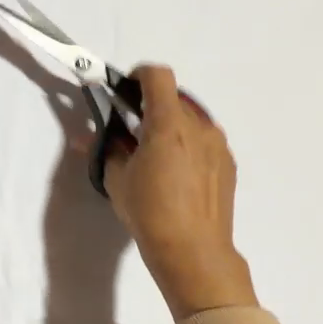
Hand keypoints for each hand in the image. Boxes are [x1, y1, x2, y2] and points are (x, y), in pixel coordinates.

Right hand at [104, 65, 257, 320]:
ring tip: (150, 155)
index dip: (138, 75)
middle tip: (127, 129)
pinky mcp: (227, 162)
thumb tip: (94, 135)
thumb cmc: (148, 210)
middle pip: (173, 98)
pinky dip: (184, 144)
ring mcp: (218, 144)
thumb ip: (108, 148)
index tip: (121, 90)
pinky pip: (202, 140)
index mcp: (168, 125)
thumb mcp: (115, 178)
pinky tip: (172, 174)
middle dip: (148, 105)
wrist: (193, 248)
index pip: (158, 77)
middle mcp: (199, 127)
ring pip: (189, 119)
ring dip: (168, 125)